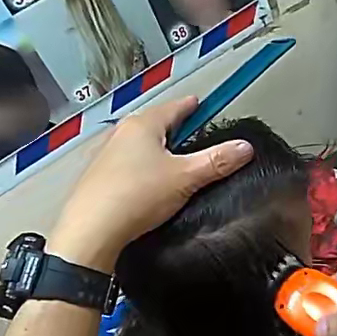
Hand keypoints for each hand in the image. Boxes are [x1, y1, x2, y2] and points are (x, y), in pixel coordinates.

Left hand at [48, 96, 252, 271]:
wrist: (91, 231)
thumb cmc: (136, 196)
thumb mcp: (187, 177)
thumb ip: (217, 161)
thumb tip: (245, 147)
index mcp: (143, 125)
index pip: (174, 107)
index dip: (191, 106)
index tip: (199, 103)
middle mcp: (120, 135)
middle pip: (154, 125)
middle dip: (174, 130)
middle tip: (193, 137)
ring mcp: (105, 156)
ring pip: (138, 146)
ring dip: (156, 151)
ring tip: (173, 164)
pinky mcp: (97, 179)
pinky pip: (126, 166)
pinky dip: (141, 169)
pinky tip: (149, 185)